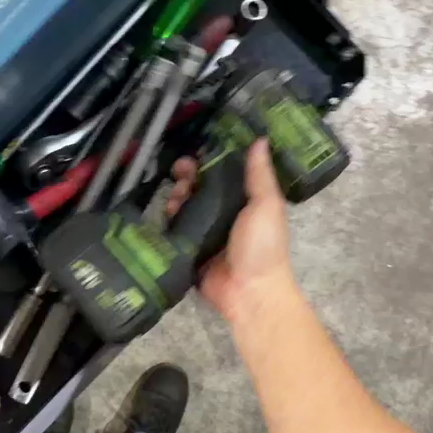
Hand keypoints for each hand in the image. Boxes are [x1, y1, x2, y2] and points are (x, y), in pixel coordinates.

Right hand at [166, 138, 294, 324]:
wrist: (249, 292)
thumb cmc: (262, 246)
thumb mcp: (265, 205)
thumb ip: (259, 175)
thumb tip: (259, 139)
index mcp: (243, 203)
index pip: (222, 175)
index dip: (208, 161)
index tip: (196, 153)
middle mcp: (223, 216)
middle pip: (199, 189)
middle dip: (187, 178)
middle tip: (179, 173)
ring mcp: (205, 235)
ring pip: (184, 208)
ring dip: (176, 197)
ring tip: (174, 197)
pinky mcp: (189, 251)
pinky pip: (175, 232)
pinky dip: (169, 221)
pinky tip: (166, 213)